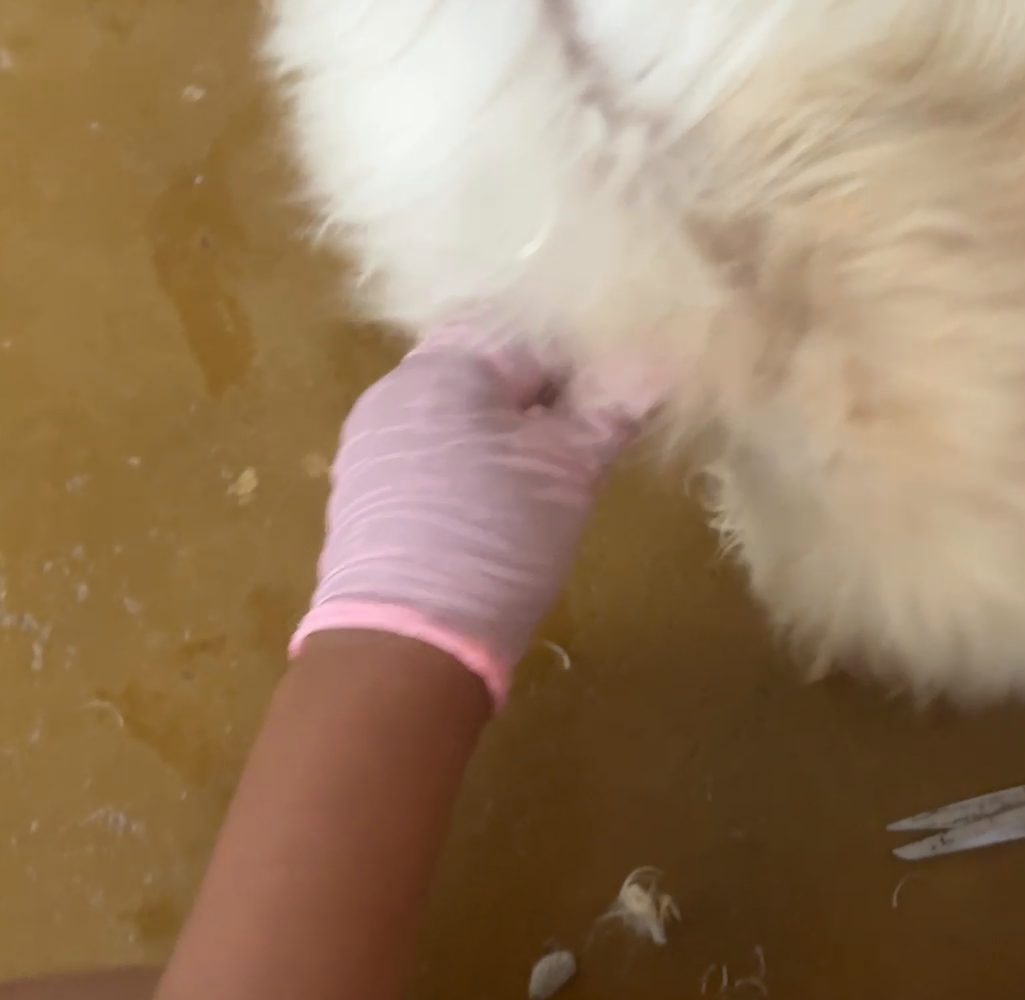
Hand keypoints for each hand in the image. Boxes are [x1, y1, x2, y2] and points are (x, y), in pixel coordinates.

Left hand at [292, 328, 640, 706]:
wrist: (410, 641)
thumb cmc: (500, 539)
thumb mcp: (570, 472)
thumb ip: (611, 412)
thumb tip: (657, 368)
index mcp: (447, 367)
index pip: (529, 332)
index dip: (581, 358)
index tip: (615, 392)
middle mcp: (398, 388)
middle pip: (485, 362)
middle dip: (541, 390)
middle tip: (584, 430)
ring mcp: (374, 437)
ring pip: (457, 403)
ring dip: (506, 420)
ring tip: (545, 466)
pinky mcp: (368, 484)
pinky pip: (430, 442)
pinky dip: (471, 450)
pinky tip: (498, 494)